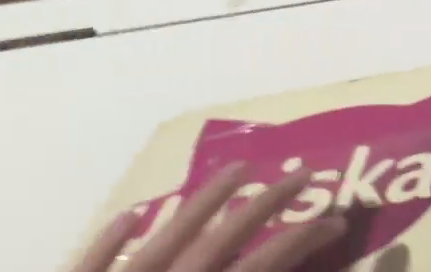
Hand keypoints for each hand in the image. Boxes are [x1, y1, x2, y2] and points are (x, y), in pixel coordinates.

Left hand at [71, 163, 346, 271]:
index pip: (270, 260)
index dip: (308, 236)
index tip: (340, 220)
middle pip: (227, 233)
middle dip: (270, 199)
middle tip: (304, 171)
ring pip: (168, 233)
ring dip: (205, 199)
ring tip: (239, 167)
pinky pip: (90, 263)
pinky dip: (110, 239)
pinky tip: (132, 214)